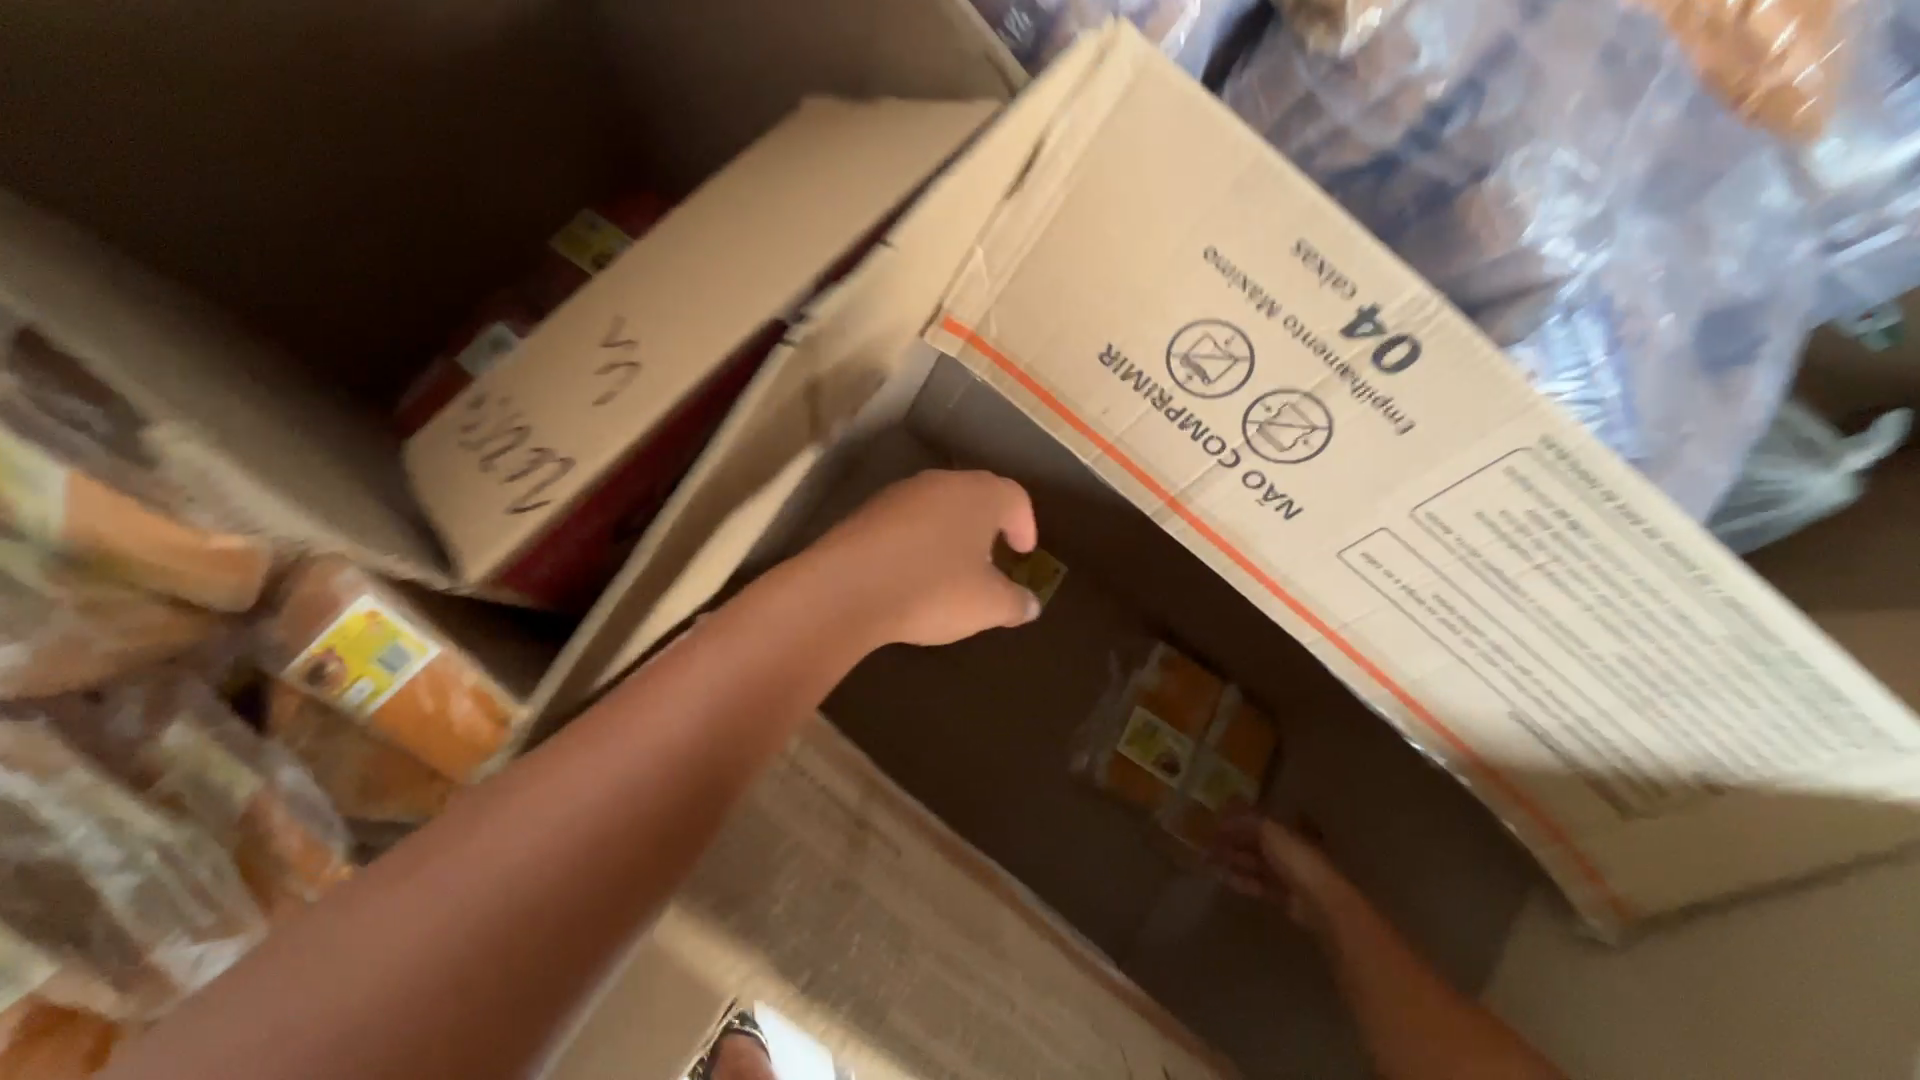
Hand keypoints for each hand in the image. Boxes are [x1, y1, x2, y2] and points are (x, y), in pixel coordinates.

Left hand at [805, 469, 1040, 647]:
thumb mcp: (987, 605)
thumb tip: (1030, 604)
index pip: (1015, 497)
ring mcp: (898, 494)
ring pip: (936, 508)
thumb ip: (1015, 602)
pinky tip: (910, 575)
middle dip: (986, 526)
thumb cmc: (933, 589)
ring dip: (948, 533)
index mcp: (979, 495)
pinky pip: (904, 524)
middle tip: (990, 559)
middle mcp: (940, 483)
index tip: (1023, 552)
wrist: (846, 589)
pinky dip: (916, 543)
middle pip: (974, 496)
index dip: (1025, 524)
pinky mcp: (865, 513)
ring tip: (949, 570)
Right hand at [1213, 813, 1352, 933]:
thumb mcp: (1271, 832)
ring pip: (1251, 864)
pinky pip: (1255, 884)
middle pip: (1252, 844)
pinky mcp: (1280, 896)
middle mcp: (1284, 851)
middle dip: (1229, 841)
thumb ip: (1248, 820)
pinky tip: (1222, 877)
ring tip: (1206, 860)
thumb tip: (1228, 812)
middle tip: (1204, 842)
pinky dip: (1238, 880)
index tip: (1212, 822)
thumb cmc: (1296, 860)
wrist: (1320, 901)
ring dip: (1230, 860)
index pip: (1256, 822)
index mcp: (1284, 832)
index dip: (1235, 821)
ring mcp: (1283, 875)